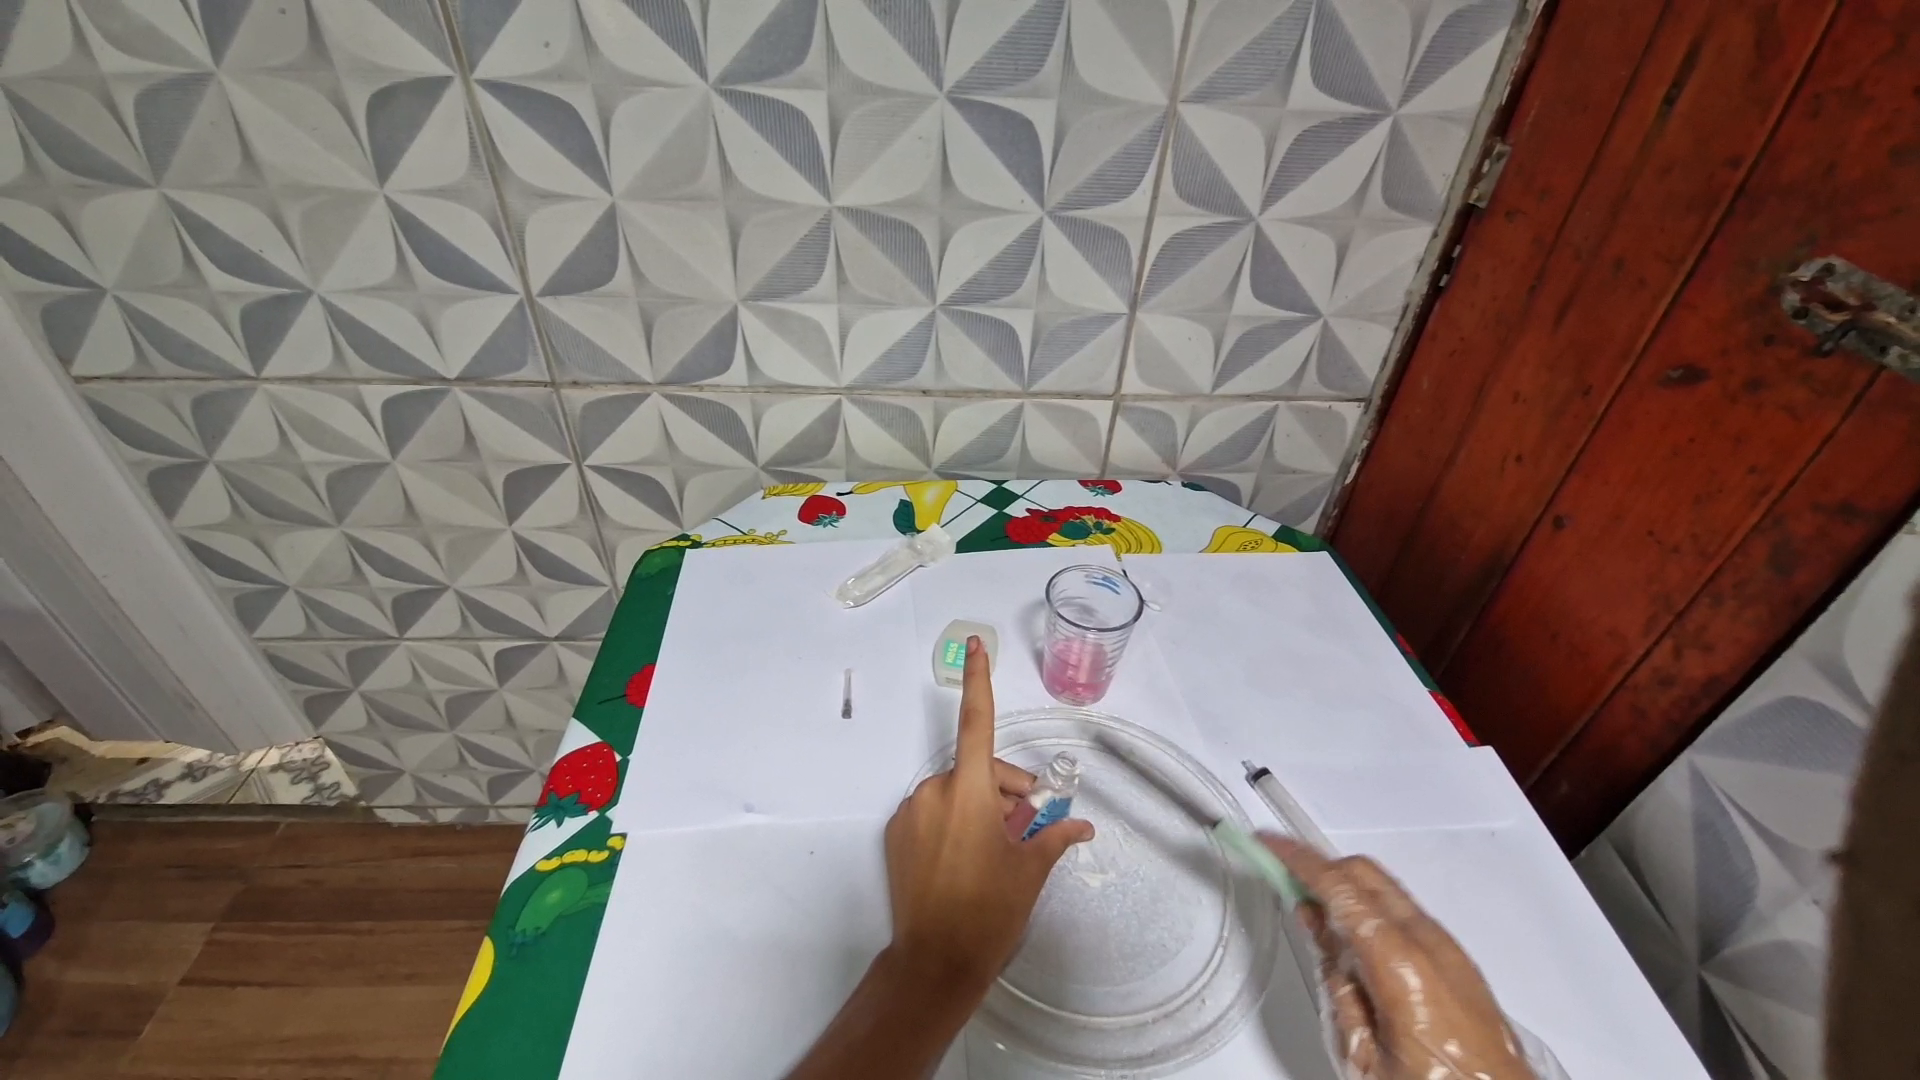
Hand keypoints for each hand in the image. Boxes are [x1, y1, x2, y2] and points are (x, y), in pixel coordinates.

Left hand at [884, 636, 1094, 989]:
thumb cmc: (989, 911)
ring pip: (955, 792)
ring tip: (997, 852)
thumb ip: (1054, 836)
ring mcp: (909, 813)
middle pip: (977, 769)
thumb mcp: (1030, 870)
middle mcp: (933, 791)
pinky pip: (932, 812)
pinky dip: (952, 822)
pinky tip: (966, 859)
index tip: (975, 644)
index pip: (977, 722)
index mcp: (967, 790)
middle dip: (1005, 790)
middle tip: (1026, 827)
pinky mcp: (894, 834)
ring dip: (980, 808)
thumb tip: (1083, 826)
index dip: (978, 679)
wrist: (934, 963)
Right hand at [1264, 836, 1535, 1079]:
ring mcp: (1451, 952)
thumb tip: (1319, 931)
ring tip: (1313, 913)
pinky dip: (1370, 908)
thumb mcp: (1364, 1054)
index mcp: (1401, 961)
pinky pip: (1405, 914)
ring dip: (1345, 888)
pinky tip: (1352, 938)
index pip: (1338, 886)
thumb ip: (1337, 985)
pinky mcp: (1461, 966)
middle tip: (1282, 876)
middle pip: (1363, 874)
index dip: (1297, 858)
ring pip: (1385, 891)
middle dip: (1319, 866)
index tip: (1268, 842)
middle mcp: (1430, 944)